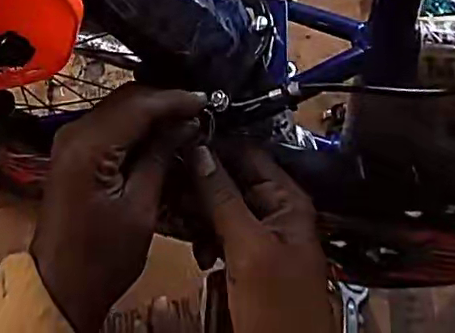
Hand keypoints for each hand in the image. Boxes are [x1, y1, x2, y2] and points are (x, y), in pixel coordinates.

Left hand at [30, 85, 206, 331]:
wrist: (60, 286)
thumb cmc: (101, 258)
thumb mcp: (140, 210)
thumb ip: (160, 158)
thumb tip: (184, 125)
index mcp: (88, 145)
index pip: (136, 105)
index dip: (172, 100)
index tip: (202, 101)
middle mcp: (75, 131)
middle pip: (125, 100)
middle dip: (163, 102)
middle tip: (197, 111)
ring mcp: (71, 137)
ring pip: (118, 107)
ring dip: (150, 111)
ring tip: (184, 121)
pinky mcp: (74, 147)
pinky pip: (109, 123)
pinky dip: (135, 125)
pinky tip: (158, 135)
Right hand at [188, 144, 333, 332]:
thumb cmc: (279, 314)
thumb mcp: (248, 250)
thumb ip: (222, 197)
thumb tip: (198, 148)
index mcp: (286, 201)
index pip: (246, 151)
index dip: (213, 143)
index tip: (177, 139)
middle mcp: (273, 211)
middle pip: (230, 177)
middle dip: (199, 181)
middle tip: (168, 181)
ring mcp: (259, 238)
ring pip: (219, 205)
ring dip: (197, 211)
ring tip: (178, 217)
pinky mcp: (246, 261)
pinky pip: (218, 233)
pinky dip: (203, 236)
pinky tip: (195, 251)